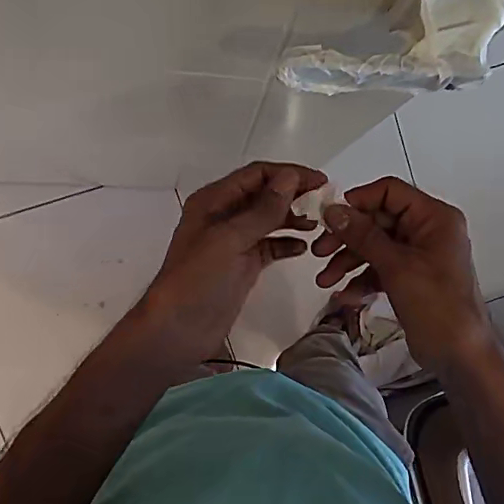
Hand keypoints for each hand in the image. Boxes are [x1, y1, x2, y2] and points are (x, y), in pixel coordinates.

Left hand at [139, 161, 326, 362]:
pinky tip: (303, 248)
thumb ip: (262, 210)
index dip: (288, 174)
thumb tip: (290, 178)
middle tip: (325, 201)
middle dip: (293, 194)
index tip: (319, 180)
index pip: (256, 175)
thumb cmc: (197, 280)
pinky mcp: (242, 265)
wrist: (178, 329)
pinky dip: (286, 244)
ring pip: (268, 220)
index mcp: (214, 201)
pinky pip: (269, 246)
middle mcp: (224, 216)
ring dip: (292, 218)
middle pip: (264, 194)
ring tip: (318, 224)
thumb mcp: (230, 239)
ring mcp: (234, 242)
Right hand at [312, 176, 500, 376]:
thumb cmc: (439, 307)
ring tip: (325, 280)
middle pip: (378, 220)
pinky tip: (345, 296)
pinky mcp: (411, 279)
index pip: (391, 192)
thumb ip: (363, 236)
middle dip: (348, 237)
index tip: (330, 217)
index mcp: (435, 218)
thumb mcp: (397, 267)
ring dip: (349, 261)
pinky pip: (380, 269)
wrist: (460, 354)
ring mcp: (419, 256)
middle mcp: (428, 232)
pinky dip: (362, 280)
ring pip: (375, 246)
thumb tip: (334, 211)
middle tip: (320, 250)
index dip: (358, 201)